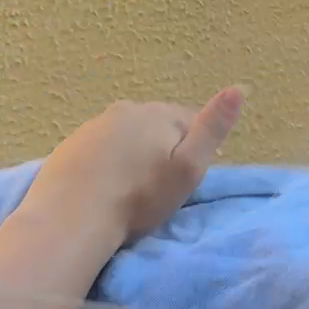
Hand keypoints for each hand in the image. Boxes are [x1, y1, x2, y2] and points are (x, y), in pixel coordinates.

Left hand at [19, 87, 244, 245]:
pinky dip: (108, 164)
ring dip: (134, 156)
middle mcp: (126, 109)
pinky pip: (100, 150)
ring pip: (127, 137)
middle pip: (157, 126)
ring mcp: (93, 126)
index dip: (195, 149)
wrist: (68, 221)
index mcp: (158, 113)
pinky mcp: (69, 146)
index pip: (190, 121)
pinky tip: (106, 189)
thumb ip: (213, 128)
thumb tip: (240, 87)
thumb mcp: (188, 168)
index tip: (188, 178)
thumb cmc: (137, 198)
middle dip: (164, 149)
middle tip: (160, 187)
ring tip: (132, 190)